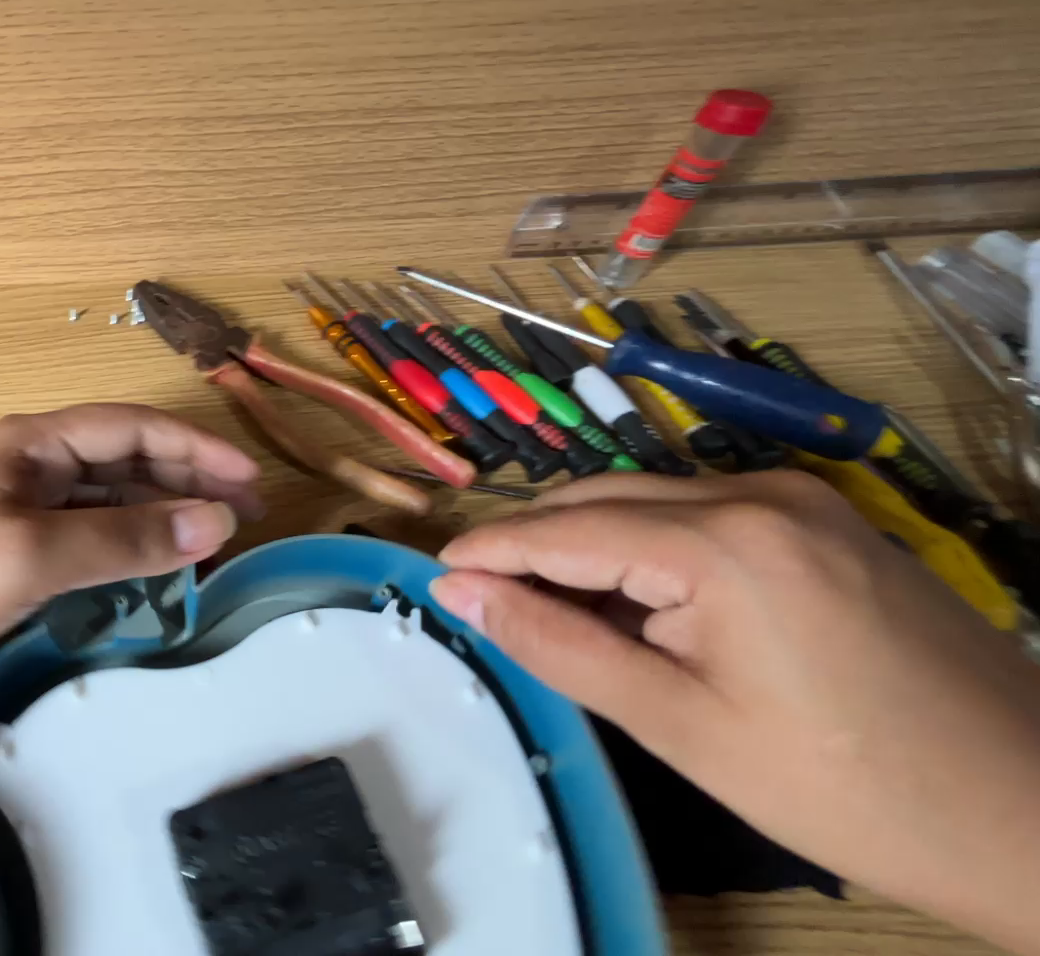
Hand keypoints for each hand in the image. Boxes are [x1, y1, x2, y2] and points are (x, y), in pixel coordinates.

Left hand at [0, 404, 262, 675]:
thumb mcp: (38, 555)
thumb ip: (127, 539)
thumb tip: (218, 522)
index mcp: (32, 441)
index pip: (131, 428)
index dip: (195, 447)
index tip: (249, 478)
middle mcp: (35, 460)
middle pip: (128, 456)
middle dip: (189, 476)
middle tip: (250, 508)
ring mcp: (29, 500)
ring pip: (116, 493)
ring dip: (167, 508)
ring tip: (220, 533)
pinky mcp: (27, 540)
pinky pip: (97, 527)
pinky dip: (136, 538)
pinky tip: (166, 555)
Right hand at [429, 471, 1039, 953]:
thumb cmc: (848, 787)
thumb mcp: (677, 723)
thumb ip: (554, 644)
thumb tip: (460, 592)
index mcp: (723, 543)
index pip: (562, 529)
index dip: (488, 549)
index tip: (435, 573)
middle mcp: (757, 495)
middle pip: (597, 500)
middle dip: (530, 545)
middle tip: (484, 601)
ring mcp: (797, 501)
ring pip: (641, 501)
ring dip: (583, 547)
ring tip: (554, 612)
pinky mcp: (821, 519)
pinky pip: (694, 515)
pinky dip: (640, 548)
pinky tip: (634, 603)